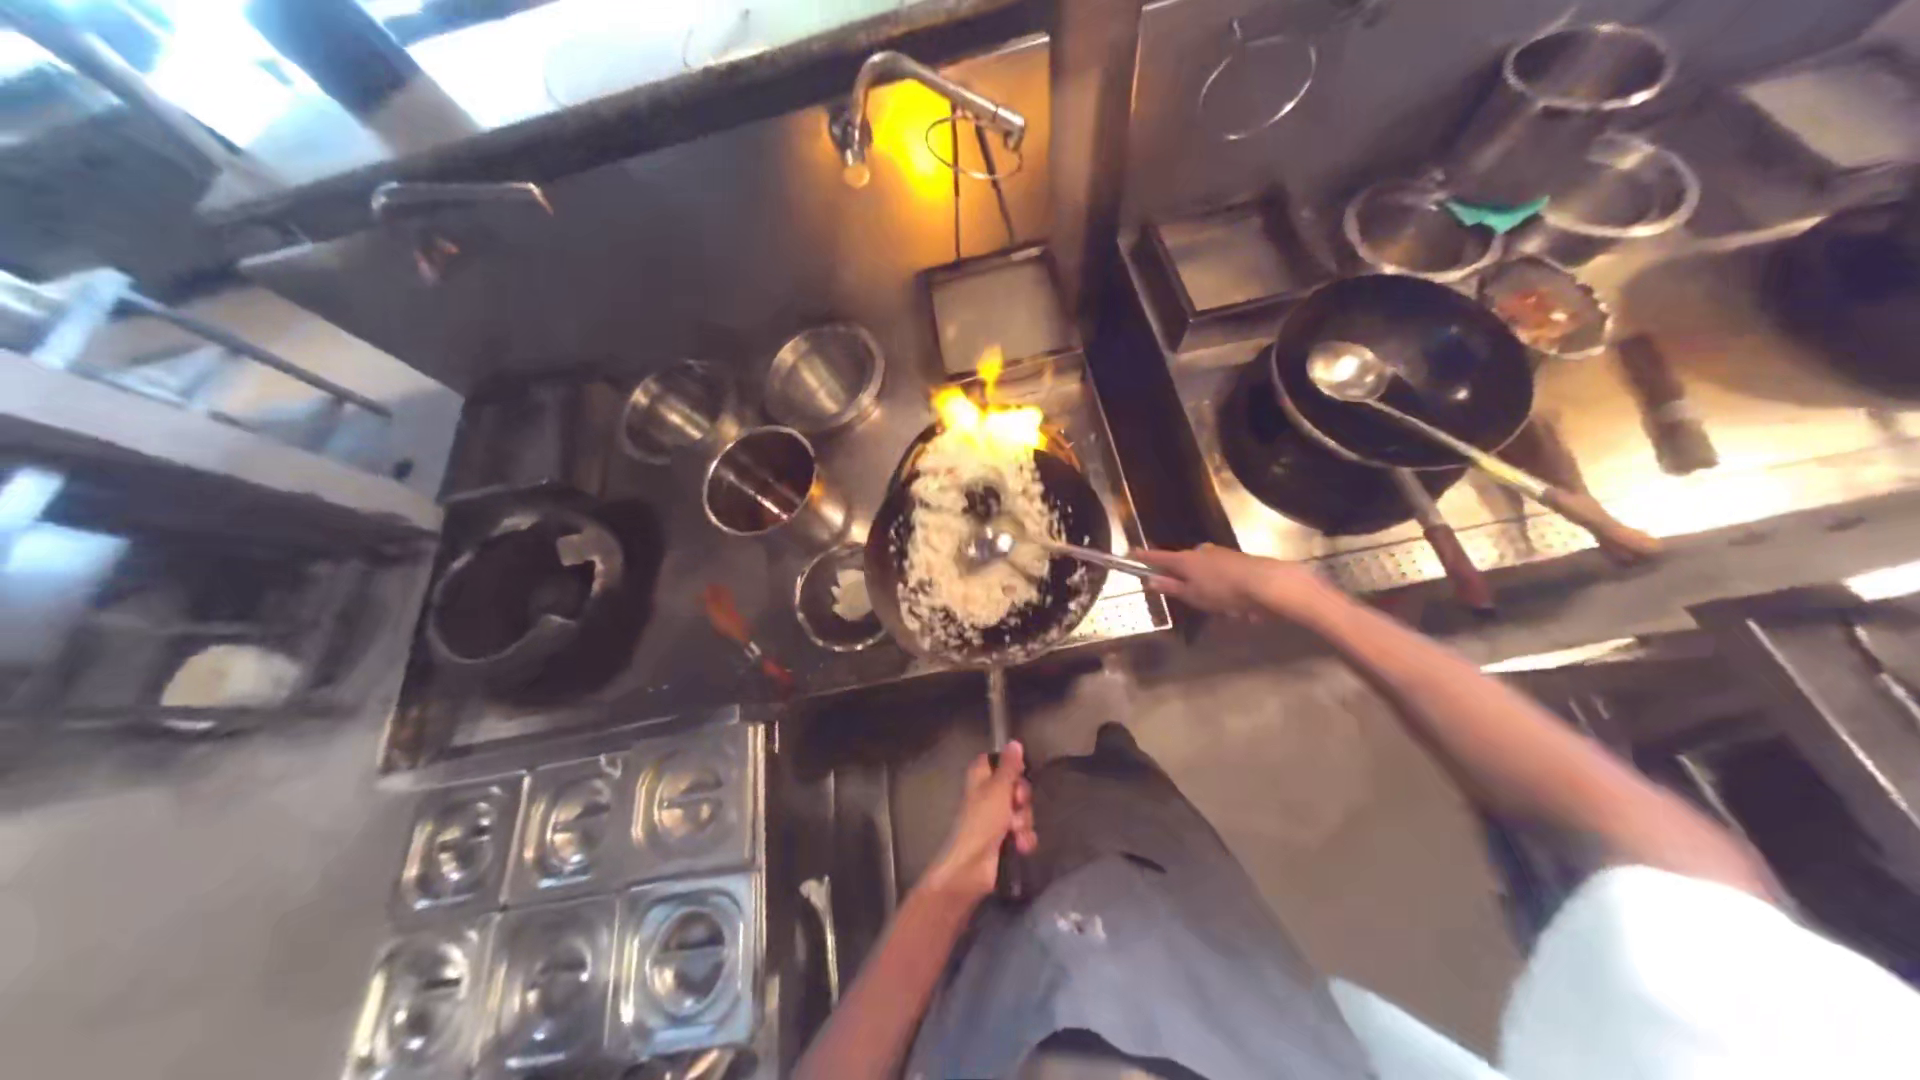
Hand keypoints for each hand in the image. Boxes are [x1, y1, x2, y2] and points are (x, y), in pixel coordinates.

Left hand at [921, 741, 1035, 905]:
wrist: (972, 868)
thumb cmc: (982, 822)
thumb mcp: (998, 789)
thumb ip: (1009, 766)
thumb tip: (1014, 742)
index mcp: (980, 778)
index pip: (997, 761)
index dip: (1011, 766)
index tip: (1019, 773)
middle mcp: (988, 796)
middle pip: (1016, 787)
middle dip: (1022, 799)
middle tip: (1017, 804)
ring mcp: (996, 819)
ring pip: (1022, 811)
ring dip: (1023, 822)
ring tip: (1014, 832)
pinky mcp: (1004, 840)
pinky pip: (1023, 833)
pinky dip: (1023, 839)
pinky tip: (1020, 846)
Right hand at [1133, 544, 1333, 620]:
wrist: (1267, 584)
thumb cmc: (1223, 591)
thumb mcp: (1193, 595)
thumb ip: (1172, 587)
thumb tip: (1152, 579)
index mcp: (1185, 560)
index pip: (1159, 557)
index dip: (1145, 557)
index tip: (1131, 553)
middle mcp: (1201, 552)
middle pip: (1184, 564)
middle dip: (1185, 580)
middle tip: (1191, 599)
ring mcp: (1221, 555)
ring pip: (1205, 573)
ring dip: (1209, 589)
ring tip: (1223, 609)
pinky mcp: (1238, 561)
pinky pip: (1223, 578)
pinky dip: (1226, 591)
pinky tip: (1239, 607)